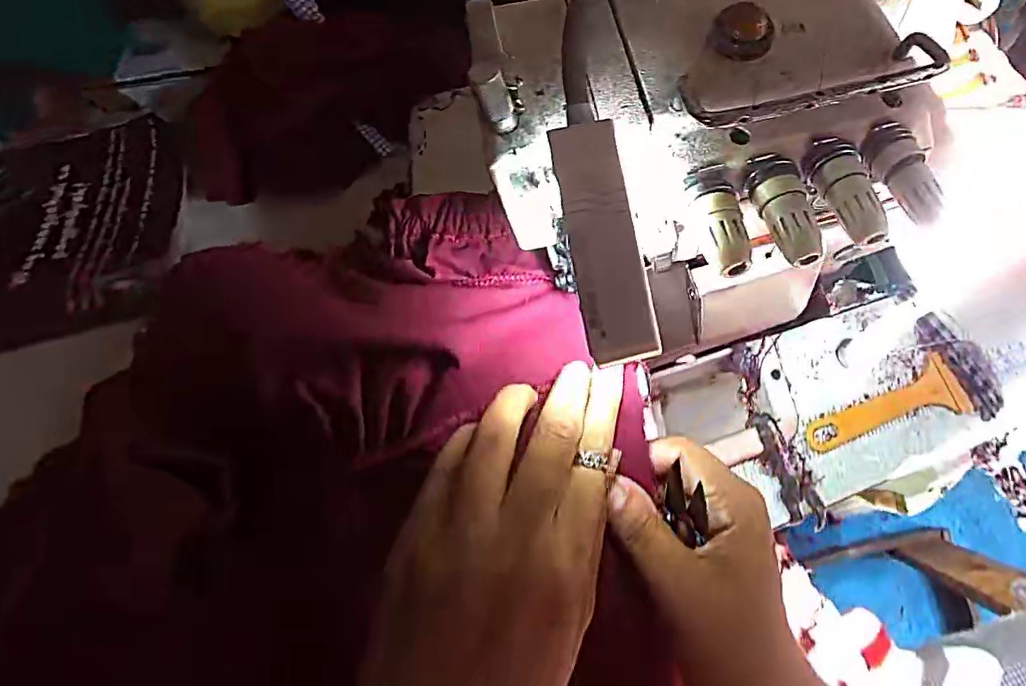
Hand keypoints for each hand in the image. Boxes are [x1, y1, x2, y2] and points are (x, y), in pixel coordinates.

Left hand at [359, 363, 624, 685]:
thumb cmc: (521, 670)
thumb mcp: (576, 610)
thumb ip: (591, 534)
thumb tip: (606, 467)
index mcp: (563, 558)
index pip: (593, 459)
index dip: (605, 412)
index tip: (611, 384)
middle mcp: (515, 533)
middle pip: (551, 437)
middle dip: (571, 392)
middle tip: (580, 370)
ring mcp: (459, 529)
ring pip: (494, 435)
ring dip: (518, 400)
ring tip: (532, 390)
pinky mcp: (414, 534)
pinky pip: (446, 461)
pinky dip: (469, 434)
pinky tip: (483, 428)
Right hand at [606, 437, 819, 685]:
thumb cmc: (724, 637)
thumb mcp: (677, 583)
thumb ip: (643, 531)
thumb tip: (611, 482)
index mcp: (735, 497)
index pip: (681, 452)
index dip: (642, 462)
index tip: (606, 486)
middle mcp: (737, 499)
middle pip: (679, 472)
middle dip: (642, 491)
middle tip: (608, 519)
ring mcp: (732, 521)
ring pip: (678, 497)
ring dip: (649, 515)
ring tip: (621, 542)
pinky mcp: (723, 544)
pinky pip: (685, 521)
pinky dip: (660, 534)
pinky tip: (642, 559)